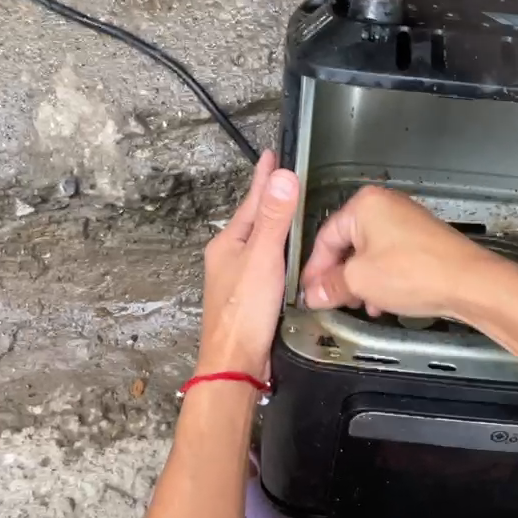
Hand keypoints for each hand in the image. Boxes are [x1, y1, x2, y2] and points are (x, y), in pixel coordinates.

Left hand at [197, 150, 300, 378]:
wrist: (235, 362)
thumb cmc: (243, 313)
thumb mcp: (262, 258)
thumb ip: (273, 219)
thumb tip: (282, 176)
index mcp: (228, 243)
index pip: (250, 201)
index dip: (263, 177)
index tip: (271, 154)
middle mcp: (228, 258)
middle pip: (253, 219)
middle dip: (268, 198)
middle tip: (282, 176)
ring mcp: (237, 278)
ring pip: (259, 242)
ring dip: (273, 224)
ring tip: (287, 210)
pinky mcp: (249, 297)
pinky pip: (266, 263)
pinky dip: (279, 252)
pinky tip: (288, 258)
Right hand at [299, 186, 513, 320]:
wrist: (469, 283)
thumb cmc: (419, 271)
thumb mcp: (360, 282)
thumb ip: (331, 286)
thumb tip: (315, 292)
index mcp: (365, 205)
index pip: (325, 237)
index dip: (315, 269)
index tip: (310, 290)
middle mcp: (386, 206)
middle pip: (348, 244)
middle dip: (340, 276)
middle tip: (331, 299)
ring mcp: (406, 222)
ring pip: (370, 254)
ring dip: (361, 281)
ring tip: (360, 304)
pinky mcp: (422, 240)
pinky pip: (390, 257)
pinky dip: (382, 278)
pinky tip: (383, 301)